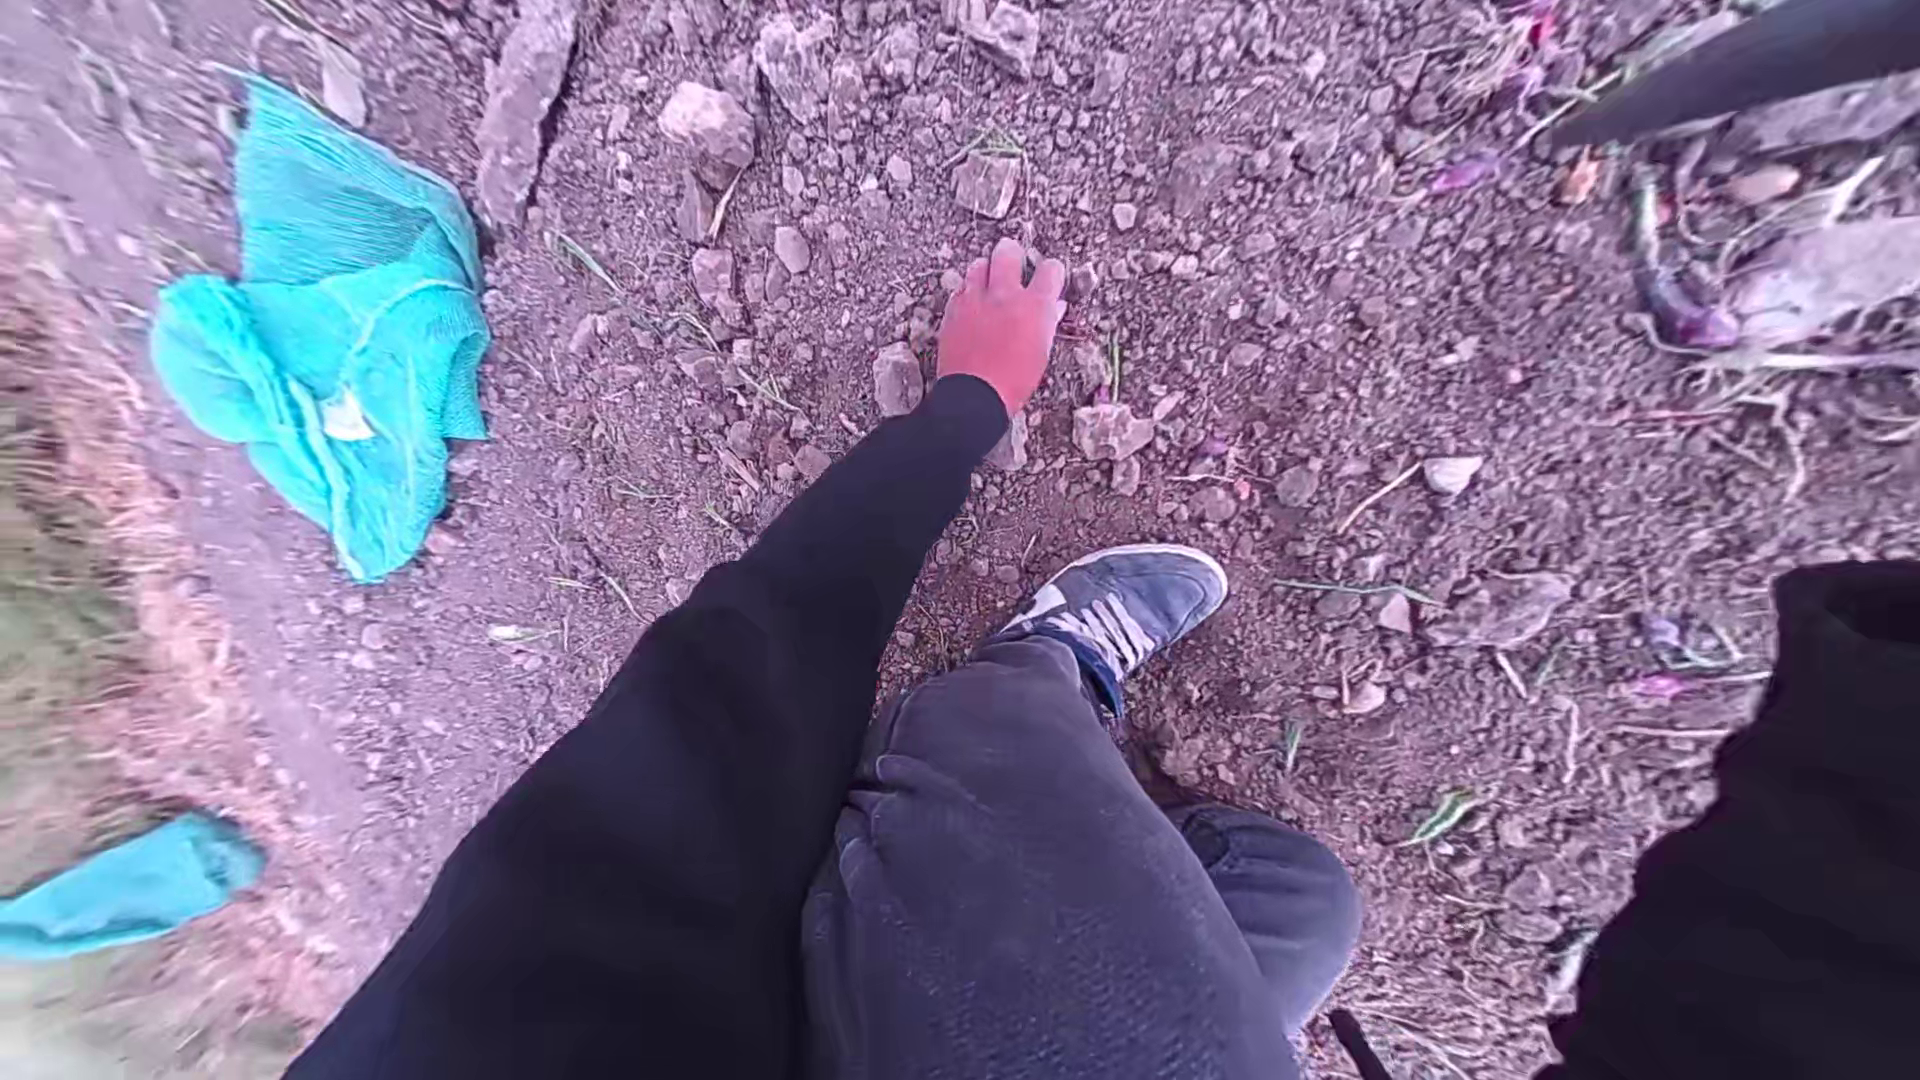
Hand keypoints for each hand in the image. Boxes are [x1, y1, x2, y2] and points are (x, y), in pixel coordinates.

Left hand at [937, 237, 1065, 415]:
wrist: (974, 398)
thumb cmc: (1012, 383)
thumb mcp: (1040, 355)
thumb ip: (1047, 325)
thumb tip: (1053, 308)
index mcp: (1034, 306)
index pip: (1050, 269)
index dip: (1051, 272)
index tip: (1048, 278)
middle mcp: (1004, 295)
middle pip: (1008, 253)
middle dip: (1012, 256)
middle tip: (1013, 265)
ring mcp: (975, 301)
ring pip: (979, 266)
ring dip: (986, 272)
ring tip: (989, 286)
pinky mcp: (953, 311)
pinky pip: (959, 290)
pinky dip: (967, 294)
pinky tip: (972, 306)